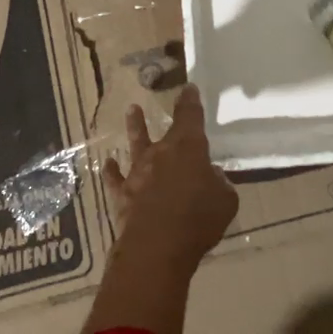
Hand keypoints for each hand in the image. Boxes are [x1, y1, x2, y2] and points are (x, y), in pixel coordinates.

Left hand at [101, 84, 238, 271]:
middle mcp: (161, 153)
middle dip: (162, 113)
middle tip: (158, 98)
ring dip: (134, 128)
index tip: (189, 88)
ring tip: (131, 111)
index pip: (191, 116)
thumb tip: (212, 177)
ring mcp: (139, 172)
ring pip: (136, 144)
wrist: (157, 246)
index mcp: (189, 147)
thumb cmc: (198, 219)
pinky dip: (111, 172)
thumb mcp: (225, 201)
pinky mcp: (122, 194)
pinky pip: (115, 179)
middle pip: (162, 129)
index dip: (190, 101)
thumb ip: (219, 184)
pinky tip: (107, 165)